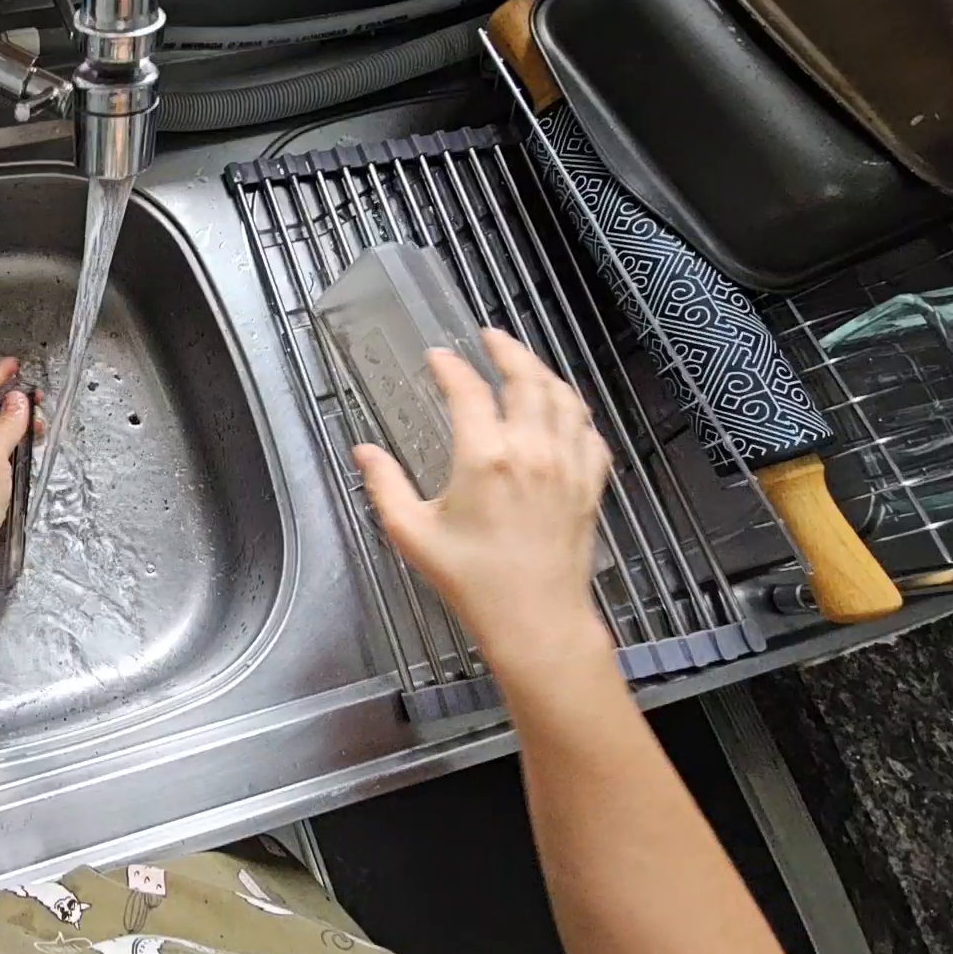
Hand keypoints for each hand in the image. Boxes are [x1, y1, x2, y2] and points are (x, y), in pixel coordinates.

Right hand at [353, 329, 612, 680]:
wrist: (535, 617)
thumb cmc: (467, 576)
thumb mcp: (410, 531)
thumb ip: (384, 484)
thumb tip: (363, 450)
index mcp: (484, 458)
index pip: (469, 393)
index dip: (451, 368)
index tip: (437, 356)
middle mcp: (532, 450)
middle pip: (527, 381)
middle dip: (507, 351)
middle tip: (489, 336)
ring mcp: (568, 465)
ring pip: (564, 398)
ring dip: (543, 372)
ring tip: (523, 362)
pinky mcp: (589, 483)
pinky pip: (589, 430)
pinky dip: (573, 408)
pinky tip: (561, 409)